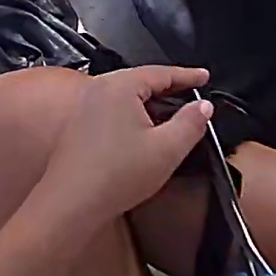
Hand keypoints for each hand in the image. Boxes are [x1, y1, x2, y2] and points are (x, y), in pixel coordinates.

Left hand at [36, 66, 212, 224]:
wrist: (71, 204)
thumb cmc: (116, 175)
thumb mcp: (167, 149)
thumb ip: (190, 123)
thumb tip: (203, 106)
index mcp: (120, 85)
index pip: (161, 72)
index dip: (187, 75)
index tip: (204, 77)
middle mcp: (99, 88)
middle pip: (142, 80)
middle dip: (169, 87)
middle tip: (192, 93)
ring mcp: (85, 106)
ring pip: (127, 95)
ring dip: (151, 102)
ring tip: (173, 114)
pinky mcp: (79, 125)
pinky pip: (113, 109)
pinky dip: (133, 114)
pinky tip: (145, 132)